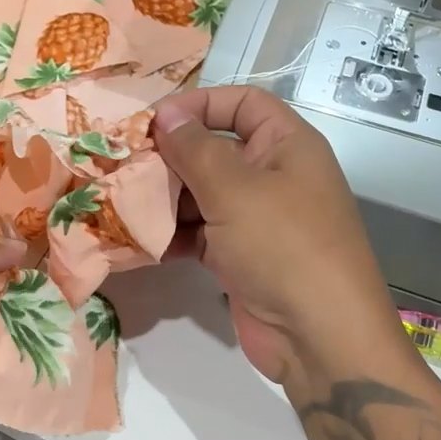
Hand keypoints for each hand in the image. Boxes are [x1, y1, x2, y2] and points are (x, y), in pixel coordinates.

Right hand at [151, 87, 411, 391]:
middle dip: (171, 156)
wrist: (319, 336)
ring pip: (203, 193)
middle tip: (123, 164)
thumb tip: (166, 114)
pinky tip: (137, 238)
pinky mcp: (241, 256)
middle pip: (215, 148)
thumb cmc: (283, 244)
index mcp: (286, 144)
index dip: (200, 104)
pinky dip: (173, 234)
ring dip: (165, 197)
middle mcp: (274, 175)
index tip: (155, 121)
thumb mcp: (235, 189)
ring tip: (121, 200)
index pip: (242, 103)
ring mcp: (257, 218)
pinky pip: (200, 232)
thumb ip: (194, 148)